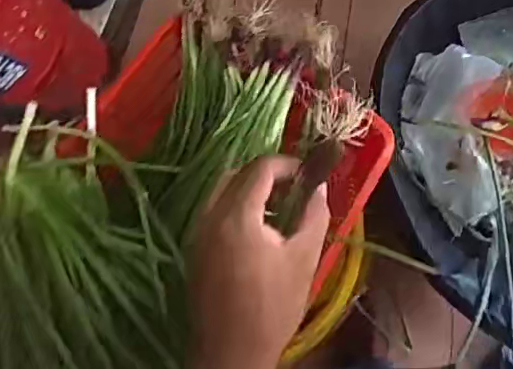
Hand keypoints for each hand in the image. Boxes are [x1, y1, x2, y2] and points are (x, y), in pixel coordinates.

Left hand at [188, 154, 330, 368]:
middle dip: (268, 172)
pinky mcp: (193, 251)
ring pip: (221, 188)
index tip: (307, 174)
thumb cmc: (271, 310)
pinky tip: (257, 226)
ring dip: (249, 186)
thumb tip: (319, 187)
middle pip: (238, 172)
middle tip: (293, 186)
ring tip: (277, 204)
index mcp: (237, 218)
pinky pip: (213, 209)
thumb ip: (315, 214)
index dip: (287, 164)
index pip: (261, 168)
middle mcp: (210, 219)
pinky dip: (235, 203)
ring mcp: (197, 235)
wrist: (230, 361)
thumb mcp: (305, 259)